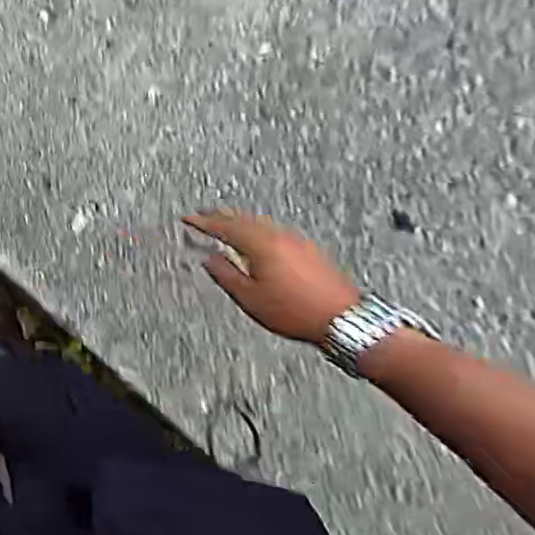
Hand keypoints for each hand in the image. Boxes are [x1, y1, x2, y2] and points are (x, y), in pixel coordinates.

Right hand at [182, 211, 359, 342]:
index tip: (188, 219)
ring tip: (226, 223)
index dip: (202, 222)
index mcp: (260, 244)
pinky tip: (257, 238)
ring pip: (260, 223)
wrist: (347, 321)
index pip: (223, 227)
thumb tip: (209, 259)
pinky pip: (275, 231)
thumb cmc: (297, 311)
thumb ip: (224, 274)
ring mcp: (297, 242)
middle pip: (243, 219)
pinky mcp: (310, 251)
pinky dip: (258, 229)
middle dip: (220, 215)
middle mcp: (279, 237)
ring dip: (240, 220)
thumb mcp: (249, 297)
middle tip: (203, 213)